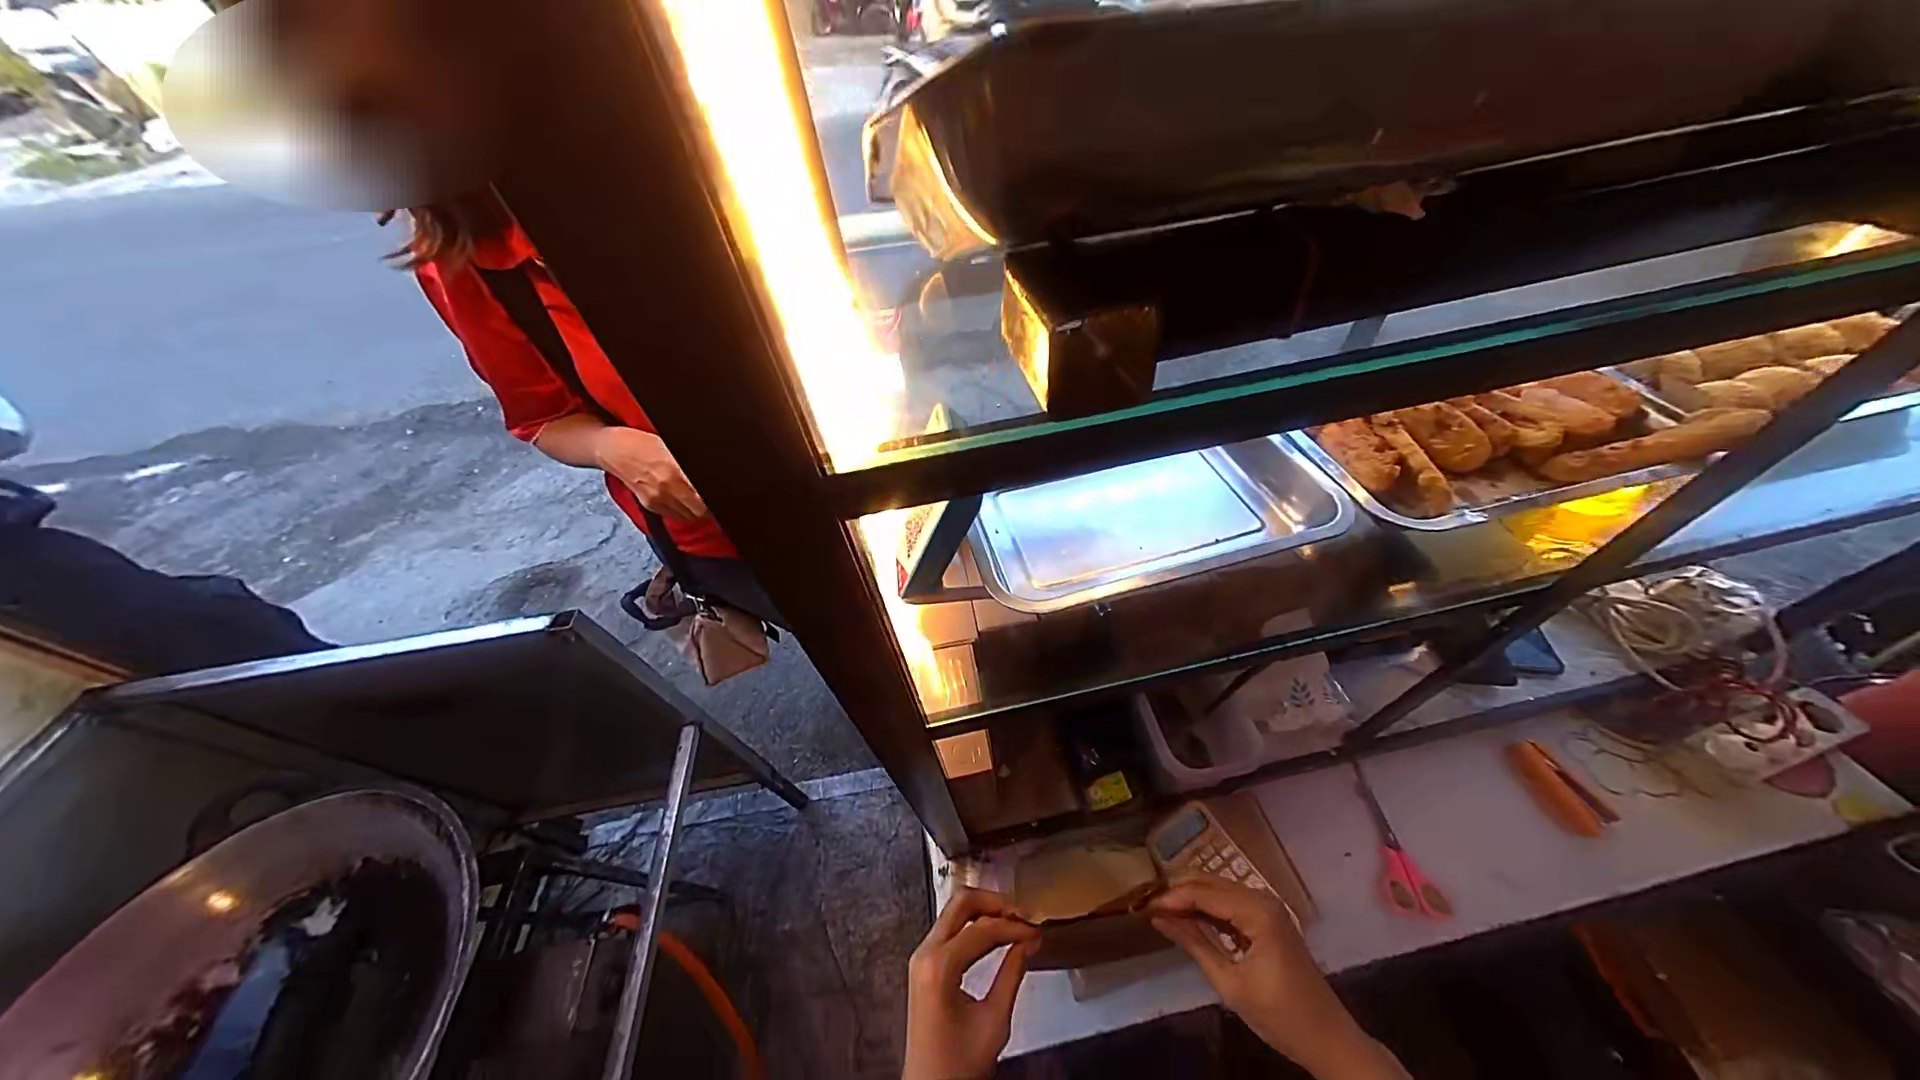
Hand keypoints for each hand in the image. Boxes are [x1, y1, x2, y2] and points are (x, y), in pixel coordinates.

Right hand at [591, 426, 707, 519]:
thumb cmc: (646, 443)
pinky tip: (685, 501)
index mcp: (676, 470)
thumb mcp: (674, 448)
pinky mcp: (650, 505)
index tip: (720, 496)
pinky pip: (675, 516)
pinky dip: (684, 512)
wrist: (615, 451)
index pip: (704, 496)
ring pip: (689, 516)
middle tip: (713, 500)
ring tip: (700, 500)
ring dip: (698, 511)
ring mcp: (657, 499)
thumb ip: (693, 465)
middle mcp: (666, 487)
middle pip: (700, 510)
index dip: (714, 498)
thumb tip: (712, 473)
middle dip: (709, 507)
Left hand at [902, 888, 1040, 1079]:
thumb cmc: (959, 1065)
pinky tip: (996, 933)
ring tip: (1014, 922)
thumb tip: (1029, 941)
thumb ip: (1012, 974)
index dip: (1013, 925)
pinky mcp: (924, 964)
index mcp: (939, 967)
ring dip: (985, 910)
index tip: (1036, 930)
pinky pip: (949, 928)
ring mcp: (921, 956)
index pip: (982, 929)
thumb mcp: (995, 1021)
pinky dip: (974, 924)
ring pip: (954, 911)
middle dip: (994, 902)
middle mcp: (925, 953)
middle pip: (960, 903)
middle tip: (1022, 914)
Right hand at [1149, 877, 1405, 1079]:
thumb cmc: (1281, 1016)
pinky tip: (1189, 917)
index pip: (1203, 893)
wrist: (1330, 1041)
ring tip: (1163, 910)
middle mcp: (1264, 899)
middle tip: (1148, 905)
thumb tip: (1158, 918)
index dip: (1171, 898)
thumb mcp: (1230, 984)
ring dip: (1191, 898)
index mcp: (1257, 912)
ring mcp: (1269, 907)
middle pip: (1210, 883)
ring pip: (1219, 889)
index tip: (1143, 906)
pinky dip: (1208, 907)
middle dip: (1178, 893)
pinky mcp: (1269, 919)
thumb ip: (1194, 944)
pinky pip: (1231, 902)